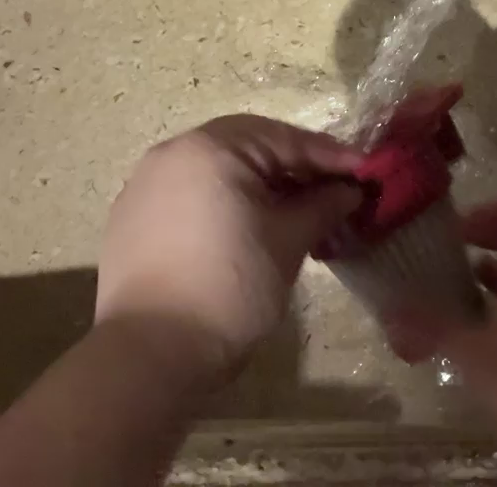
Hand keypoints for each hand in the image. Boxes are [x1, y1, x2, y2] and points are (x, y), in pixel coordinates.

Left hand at [93, 116, 361, 384]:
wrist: (148, 356)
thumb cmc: (229, 288)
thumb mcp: (289, 242)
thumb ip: (323, 205)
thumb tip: (350, 190)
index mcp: (213, 147)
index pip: (285, 140)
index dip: (330, 157)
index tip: (365, 173)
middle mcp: (175, 152)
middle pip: (250, 147)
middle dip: (294, 168)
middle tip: (332, 191)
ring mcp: (147, 183)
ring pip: (219, 170)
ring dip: (260, 185)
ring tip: (295, 214)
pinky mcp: (132, 217)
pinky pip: (192, 194)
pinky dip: (225, 202)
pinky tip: (247, 230)